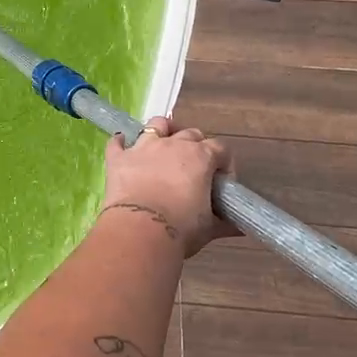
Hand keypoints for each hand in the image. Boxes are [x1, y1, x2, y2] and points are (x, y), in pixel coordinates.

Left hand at [99, 116, 236, 257]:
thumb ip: (224, 222)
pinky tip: (122, 145)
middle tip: (194, 168)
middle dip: (195, 146)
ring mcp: (143, 147)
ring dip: (162, 131)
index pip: (220, 148)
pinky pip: (117, 142)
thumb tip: (239, 227)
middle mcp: (173, 144)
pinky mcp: (119, 157)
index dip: (224, 162)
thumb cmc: (181, 228)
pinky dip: (121, 142)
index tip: (222, 180)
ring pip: (156, 125)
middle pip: (190, 133)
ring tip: (163, 144)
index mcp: (200, 157)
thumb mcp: (209, 227)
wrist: (140, 231)